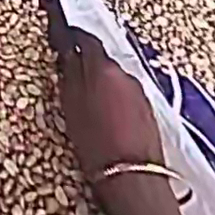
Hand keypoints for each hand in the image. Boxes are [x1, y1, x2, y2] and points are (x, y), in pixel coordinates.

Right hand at [59, 27, 164, 177]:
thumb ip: (69, 72)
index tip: (65, 37)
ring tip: (90, 101)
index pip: (86, 39)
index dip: (74, 36)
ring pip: (115, 78)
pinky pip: (127, 93)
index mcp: (102, 67)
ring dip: (103, 82)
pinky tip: (108, 115)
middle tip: (72, 75)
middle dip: (88, 64)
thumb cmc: (95, 140)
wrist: (132, 178)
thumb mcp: (71, 103)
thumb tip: (67, 52)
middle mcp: (124, 73)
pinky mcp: (149, 110)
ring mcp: (139, 91)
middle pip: (102, 59)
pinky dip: (116, 97)